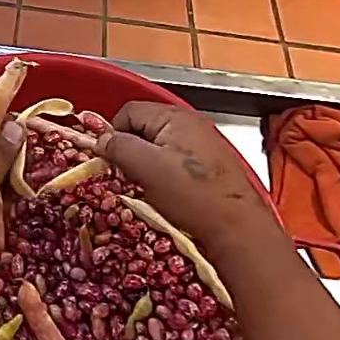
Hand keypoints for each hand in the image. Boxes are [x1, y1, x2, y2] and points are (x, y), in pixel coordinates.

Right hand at [96, 102, 279, 251]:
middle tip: (126, 174)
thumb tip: (101, 139)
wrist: (237, 227)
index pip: (128, 112)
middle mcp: (191, 124)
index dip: (113, 133)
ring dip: (146, 163)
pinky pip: (175, 160)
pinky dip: (164, 173)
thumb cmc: (192, 195)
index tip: (109, 159)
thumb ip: (119, 146)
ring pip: (159, 145)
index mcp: (174, 117)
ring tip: (146, 186)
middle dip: (129, 149)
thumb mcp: (146, 166)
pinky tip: (166, 192)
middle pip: (144, 127)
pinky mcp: (210, 165)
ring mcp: (203, 144)